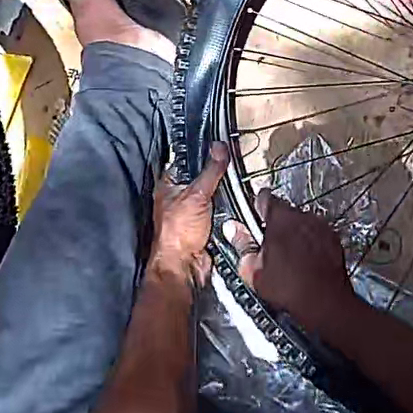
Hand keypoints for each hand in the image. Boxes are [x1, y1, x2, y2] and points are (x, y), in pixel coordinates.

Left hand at [148, 141, 227, 288]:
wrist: (184, 267)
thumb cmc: (180, 229)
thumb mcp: (197, 194)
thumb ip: (210, 171)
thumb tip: (220, 146)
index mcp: (169, 185)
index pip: (187, 160)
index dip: (203, 152)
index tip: (223, 144)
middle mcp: (179, 196)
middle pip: (203, 178)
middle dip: (219, 173)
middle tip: (237, 162)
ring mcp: (193, 211)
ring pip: (214, 194)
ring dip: (226, 191)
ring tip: (243, 179)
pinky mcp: (206, 225)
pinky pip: (221, 210)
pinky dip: (230, 206)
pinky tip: (241, 199)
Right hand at [225, 191, 356, 323]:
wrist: (327, 303)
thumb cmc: (290, 288)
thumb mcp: (255, 271)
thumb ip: (242, 244)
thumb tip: (232, 229)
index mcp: (280, 218)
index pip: (264, 198)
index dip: (256, 208)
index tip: (253, 219)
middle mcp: (302, 215)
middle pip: (283, 211)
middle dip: (275, 225)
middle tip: (268, 247)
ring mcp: (320, 226)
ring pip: (300, 222)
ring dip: (294, 234)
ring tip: (288, 259)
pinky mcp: (333, 238)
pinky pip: (316, 233)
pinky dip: (310, 243)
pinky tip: (305, 262)